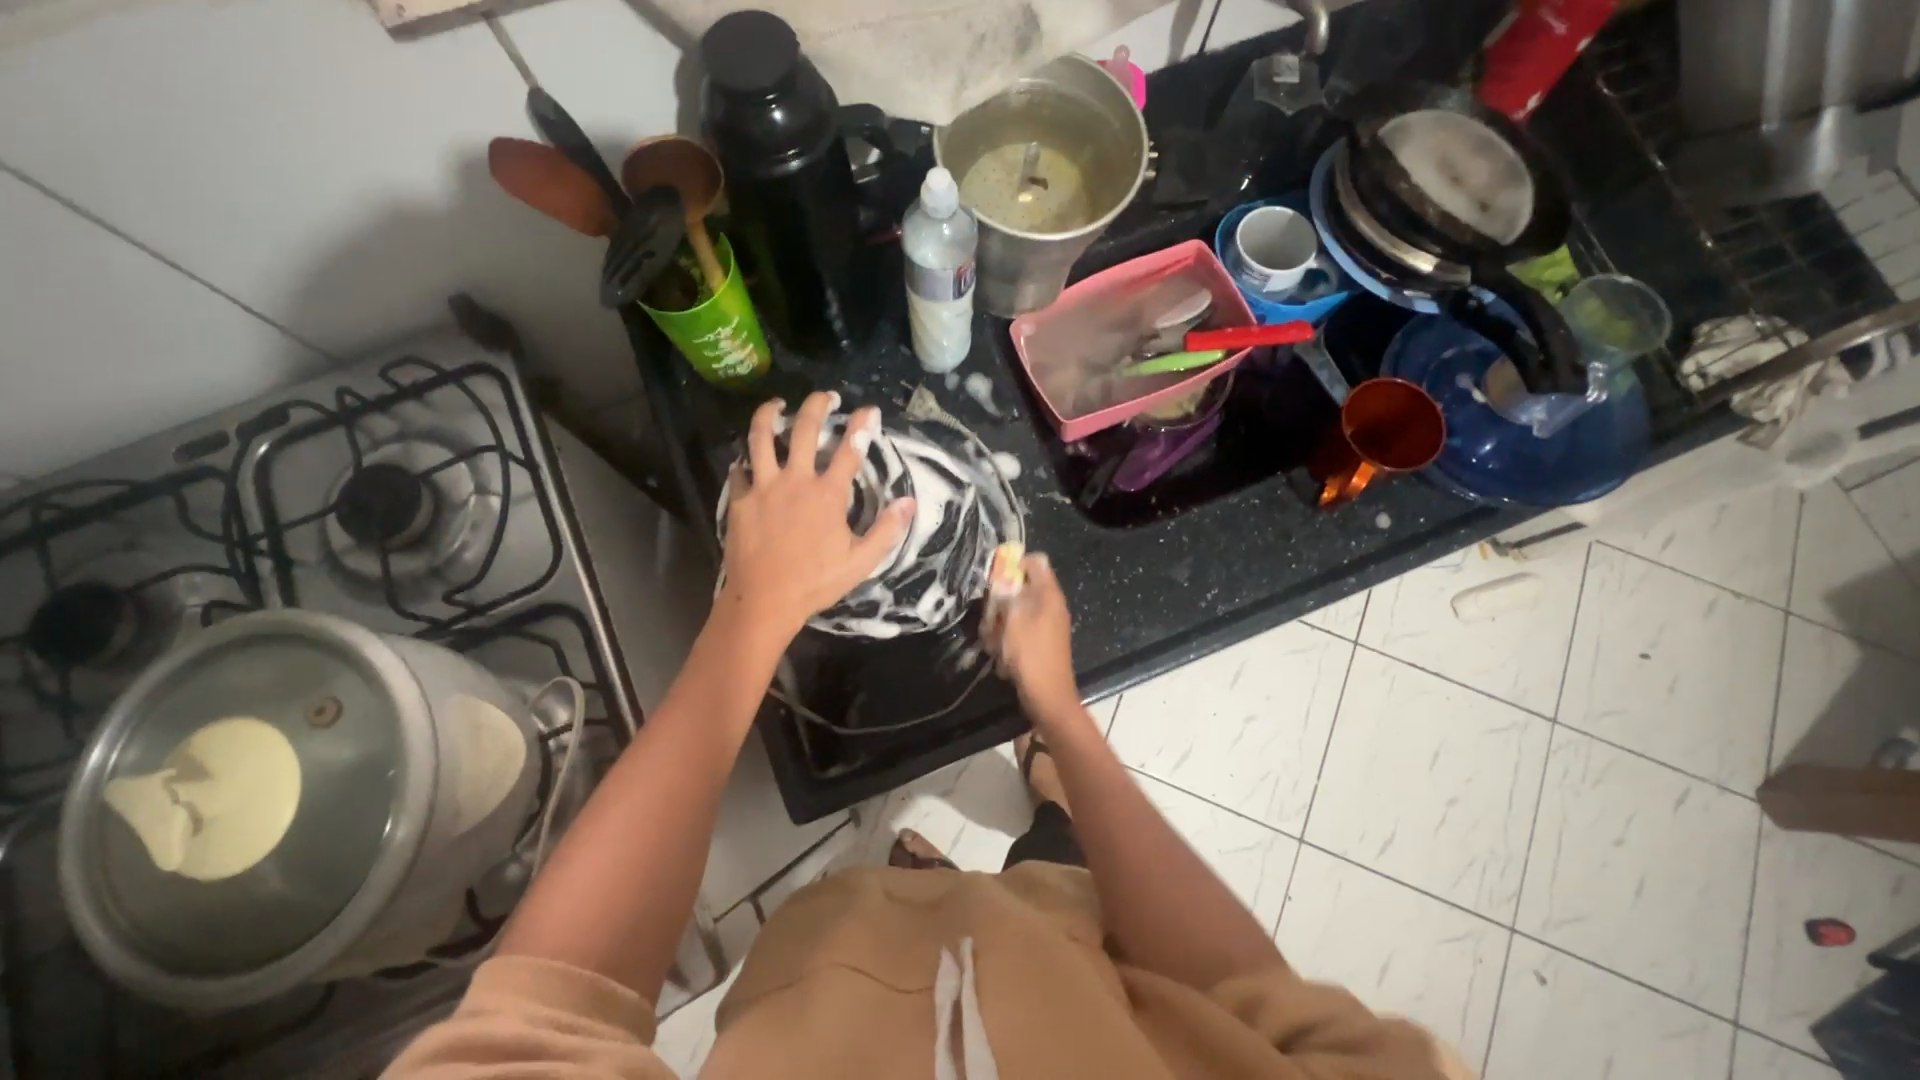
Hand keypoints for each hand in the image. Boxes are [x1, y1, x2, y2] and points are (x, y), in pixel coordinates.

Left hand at [717, 392, 914, 643]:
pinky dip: (744, 461)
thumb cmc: (816, 582)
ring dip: (768, 415)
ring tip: (775, 404)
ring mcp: (763, 487)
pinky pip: (738, 470)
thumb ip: (887, 530)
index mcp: (828, 494)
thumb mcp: (861, 561)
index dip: (862, 425)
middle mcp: (795, 480)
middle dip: (817, 405)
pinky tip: (745, 458)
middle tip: (825, 395)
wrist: (764, 599)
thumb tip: (909, 502)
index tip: (869, 410)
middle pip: (804, 429)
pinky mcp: (739, 500)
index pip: (850, 449)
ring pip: (761, 438)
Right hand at [985, 553, 1080, 716]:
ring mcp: (1047, 625)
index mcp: (1049, 595)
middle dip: (1002, 600)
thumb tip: (1002, 576)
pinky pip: (1019, 631)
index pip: (1036, 562)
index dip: (1015, 564)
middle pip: (1023, 588)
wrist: (1047, 696)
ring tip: (993, 639)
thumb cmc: (1030, 655)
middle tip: (991, 614)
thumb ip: (1008, 594)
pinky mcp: (1040, 642)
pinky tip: (1000, 653)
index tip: (995, 577)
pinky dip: (1008, 639)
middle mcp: (1051, 606)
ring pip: (1017, 611)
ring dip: (1001, 623)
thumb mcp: (1013, 620)